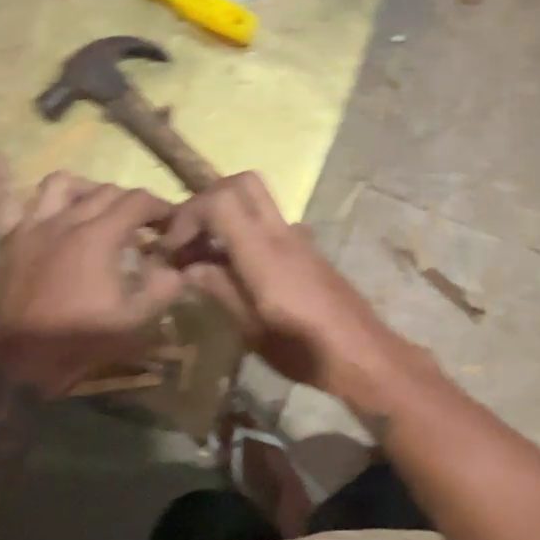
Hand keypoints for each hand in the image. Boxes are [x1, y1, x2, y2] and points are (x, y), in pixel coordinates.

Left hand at [0, 172, 182, 397]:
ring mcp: (30, 226)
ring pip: (60, 185)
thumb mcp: (135, 321)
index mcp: (98, 237)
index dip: (161, 207)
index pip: (137, 202)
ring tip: (94, 203)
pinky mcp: (5, 240)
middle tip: (143, 224)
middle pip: (104, 191)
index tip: (172, 222)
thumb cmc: (82, 341)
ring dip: (85, 188)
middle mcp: (65, 220)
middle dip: (130, 202)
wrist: (24, 363)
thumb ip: (163, 288)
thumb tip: (179, 267)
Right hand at [165, 172, 424, 404]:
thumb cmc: (305, 350)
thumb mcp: (252, 330)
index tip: (174, 247)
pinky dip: (246, 232)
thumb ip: (220, 290)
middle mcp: (282, 234)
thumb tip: (189, 268)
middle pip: (242, 183)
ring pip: (257, 201)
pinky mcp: (309, 251)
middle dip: (207, 200)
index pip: (220, 199)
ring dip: (227, 215)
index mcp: (264, 251)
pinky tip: (239, 270)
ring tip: (206, 255)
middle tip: (189, 236)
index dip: (189, 214)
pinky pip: (271, 225)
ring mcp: (300, 239)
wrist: (364, 355)